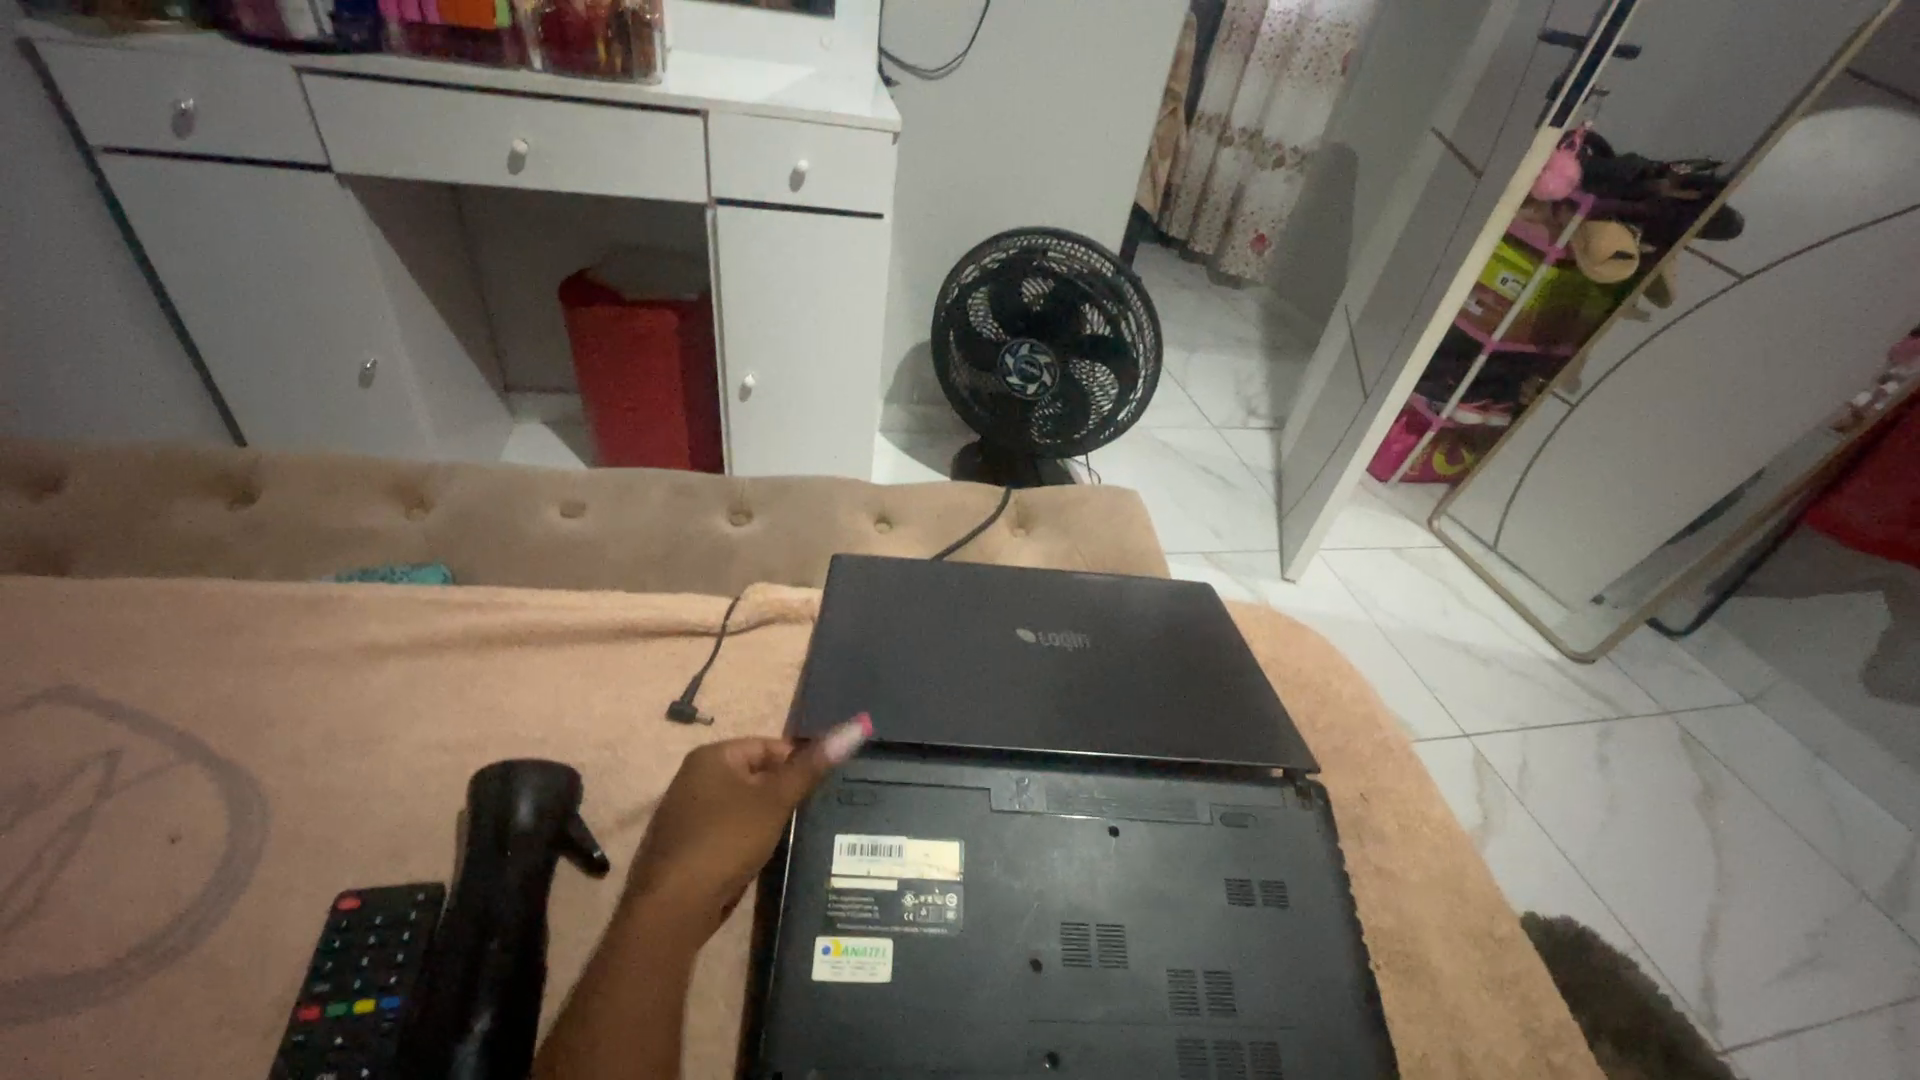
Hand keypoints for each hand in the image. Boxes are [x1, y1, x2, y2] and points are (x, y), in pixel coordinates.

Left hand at [624, 715, 870, 937]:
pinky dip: (742, 839)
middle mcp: (692, 777)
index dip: (797, 764)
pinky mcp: (682, 846)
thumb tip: (857, 726)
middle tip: (807, 815)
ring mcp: (683, 813)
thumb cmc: (726, 841)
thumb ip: (812, 767)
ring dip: (762, 818)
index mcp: (711, 756)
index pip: (767, 746)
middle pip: (752, 775)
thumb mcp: (776, 801)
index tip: (819, 790)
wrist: (673, 907)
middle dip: (780, 793)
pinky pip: (723, 831)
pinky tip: (756, 858)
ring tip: (787, 838)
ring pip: (739, 805)